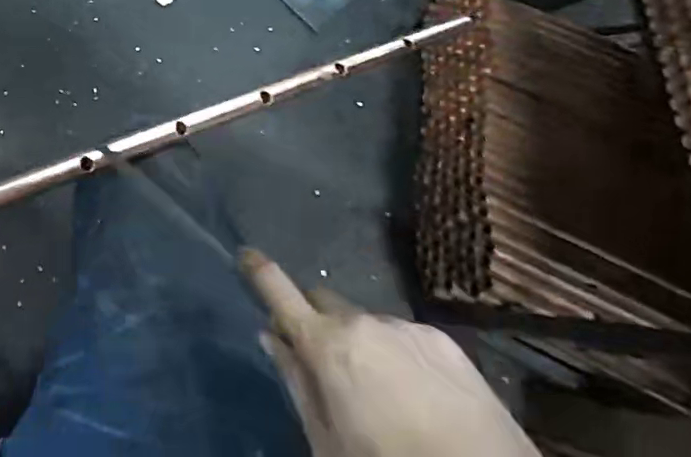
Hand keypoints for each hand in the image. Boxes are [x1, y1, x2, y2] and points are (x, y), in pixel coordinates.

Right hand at [239, 249, 536, 456]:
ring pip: (367, 324)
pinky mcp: (444, 340)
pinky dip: (398, 356)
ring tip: (383, 395)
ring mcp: (406, 327)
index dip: (259, 271)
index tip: (245, 253)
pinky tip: (419, 397)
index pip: (280, 293)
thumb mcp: (327, 442)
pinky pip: (405, 338)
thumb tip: (271, 338)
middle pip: (324, 304)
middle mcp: (363, 322)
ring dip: (361, 344)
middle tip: (324, 364)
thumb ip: (297, 384)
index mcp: (327, 346)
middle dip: (316, 322)